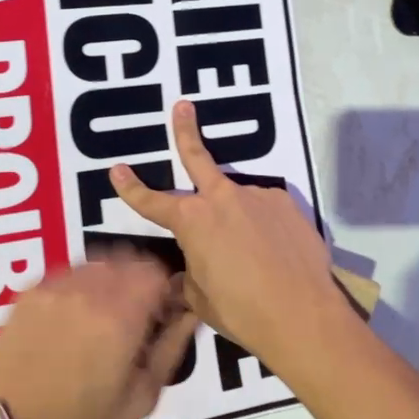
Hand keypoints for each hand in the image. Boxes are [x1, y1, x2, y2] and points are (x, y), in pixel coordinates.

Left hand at [0, 253, 197, 418]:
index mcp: (121, 316)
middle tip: (135, 316)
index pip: (157, 271)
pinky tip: (73, 318)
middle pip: (128, 260)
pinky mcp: (30, 291)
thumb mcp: (140, 399)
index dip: (165, 289)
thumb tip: (189, 313)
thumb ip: (171, 348)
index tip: (162, 314)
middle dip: (138, 282)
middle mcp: (89, 290)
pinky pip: (67, 273)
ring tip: (103, 317)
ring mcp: (56, 287)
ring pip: (97, 262)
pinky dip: (80, 286)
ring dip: (110, 280)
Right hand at [110, 99, 354, 373]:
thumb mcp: (202, 300)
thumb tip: (184, 276)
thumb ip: (190, 279)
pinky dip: (264, 227)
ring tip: (255, 256)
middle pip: (198, 158)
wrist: (301, 313)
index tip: (117, 169)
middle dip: (186, 131)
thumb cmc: (242, 310)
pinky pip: (266, 212)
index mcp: (193, 221)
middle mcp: (223, 198)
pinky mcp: (287, 204)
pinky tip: (276, 253)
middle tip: (183, 106)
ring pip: (238, 200)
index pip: (153, 202)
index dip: (132, 188)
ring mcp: (258, 196)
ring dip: (238, 218)